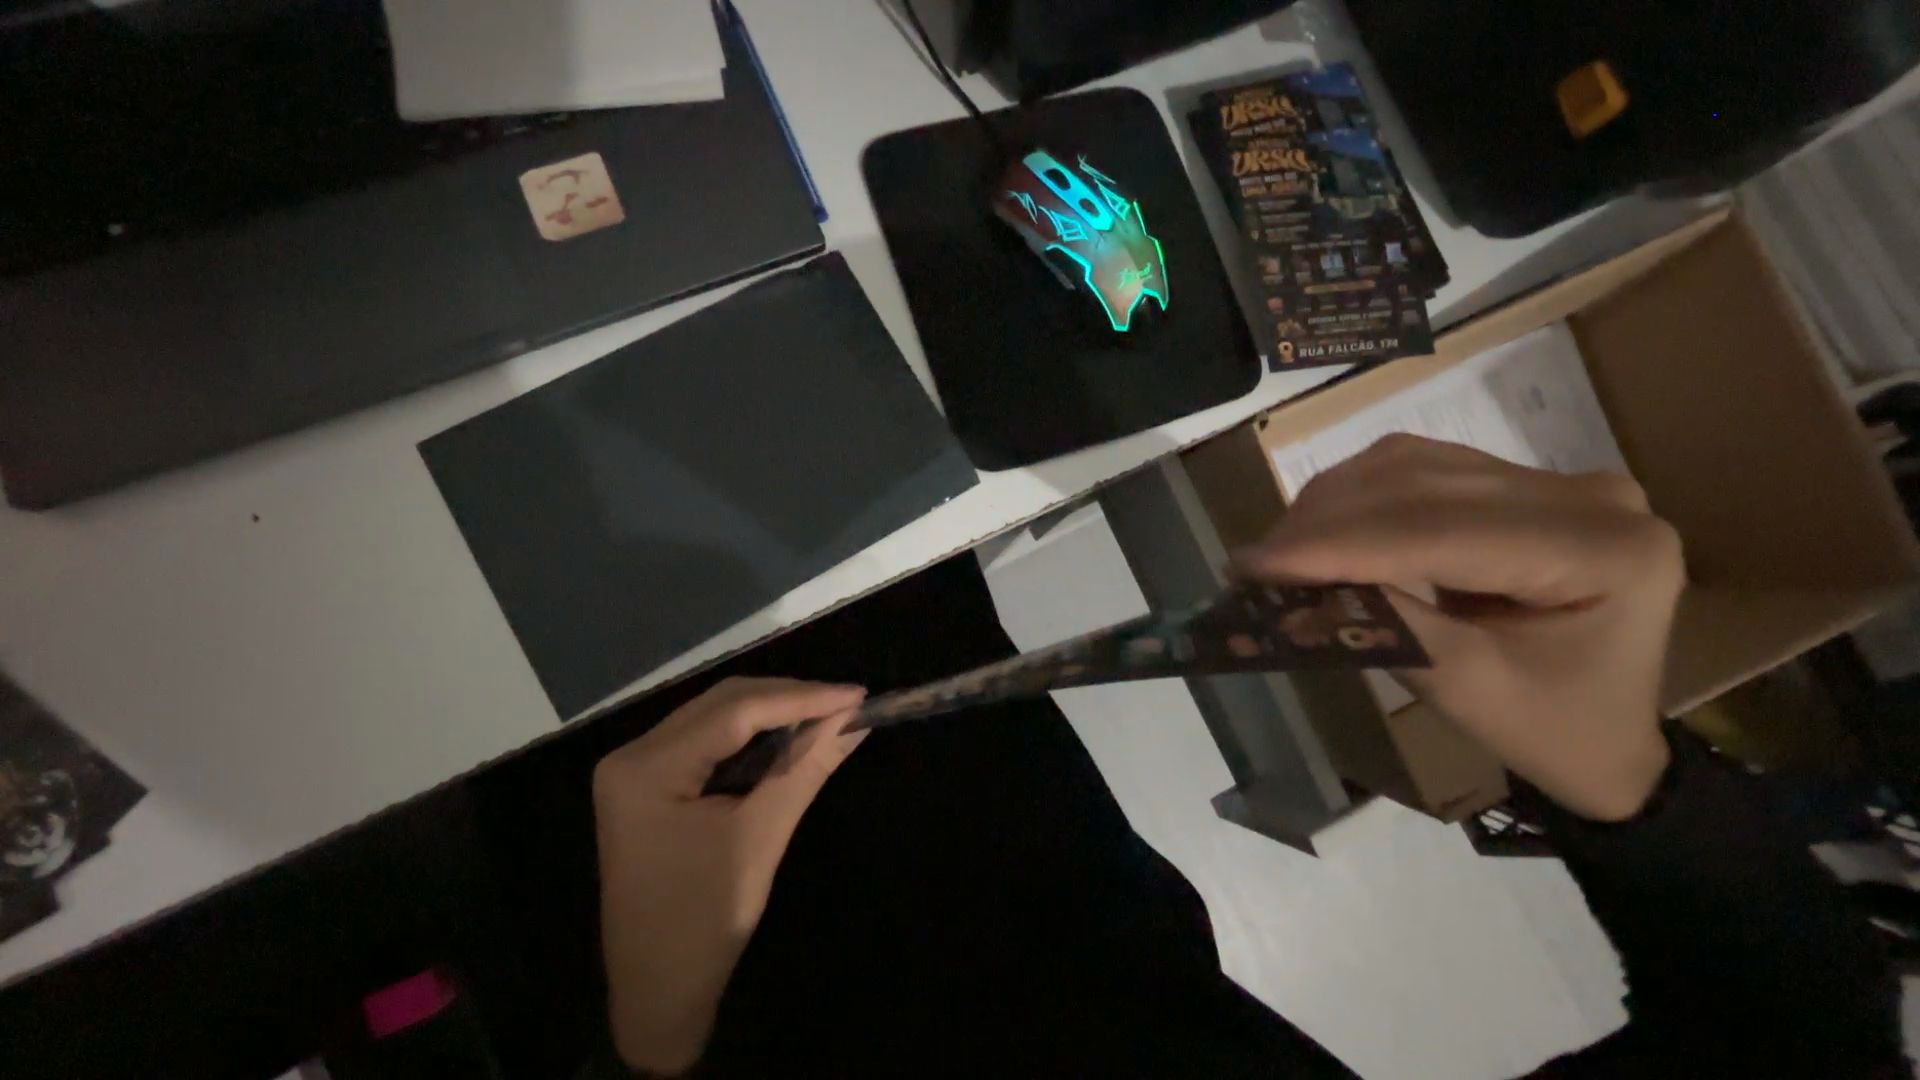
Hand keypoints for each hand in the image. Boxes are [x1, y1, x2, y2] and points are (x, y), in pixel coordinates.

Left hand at [592, 677, 867, 1074]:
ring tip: (827, 713)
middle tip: (846, 703)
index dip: (801, 698)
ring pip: (714, 716)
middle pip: (721, 704)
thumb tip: (854, 721)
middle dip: (787, 698)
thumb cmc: (704, 920)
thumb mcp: (760, 838)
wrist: (657, 990)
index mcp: (647, 769)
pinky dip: (750, 735)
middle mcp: (632, 755)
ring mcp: (635, 768)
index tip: (856, 695)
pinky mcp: (647, 783)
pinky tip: (787, 734)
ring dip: (771, 712)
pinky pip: (706, 740)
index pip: (735, 711)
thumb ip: (805, 768)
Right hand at [1236, 435, 1682, 822]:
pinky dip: (1359, 496)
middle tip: (1254, 560)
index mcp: (1604, 552)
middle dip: (1326, 521)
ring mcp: (1558, 482)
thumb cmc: (1547, 729)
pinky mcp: (1525, 485)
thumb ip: (1386, 623)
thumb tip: (1293, 585)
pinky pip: (1423, 470)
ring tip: (1280, 547)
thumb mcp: (1463, 685)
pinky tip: (1320, 525)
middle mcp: (1589, 497)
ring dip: (1335, 502)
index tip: (1254, 564)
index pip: (1441, 530)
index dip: (1339, 544)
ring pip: (1415, 465)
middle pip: (1425, 485)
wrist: (1609, 737)